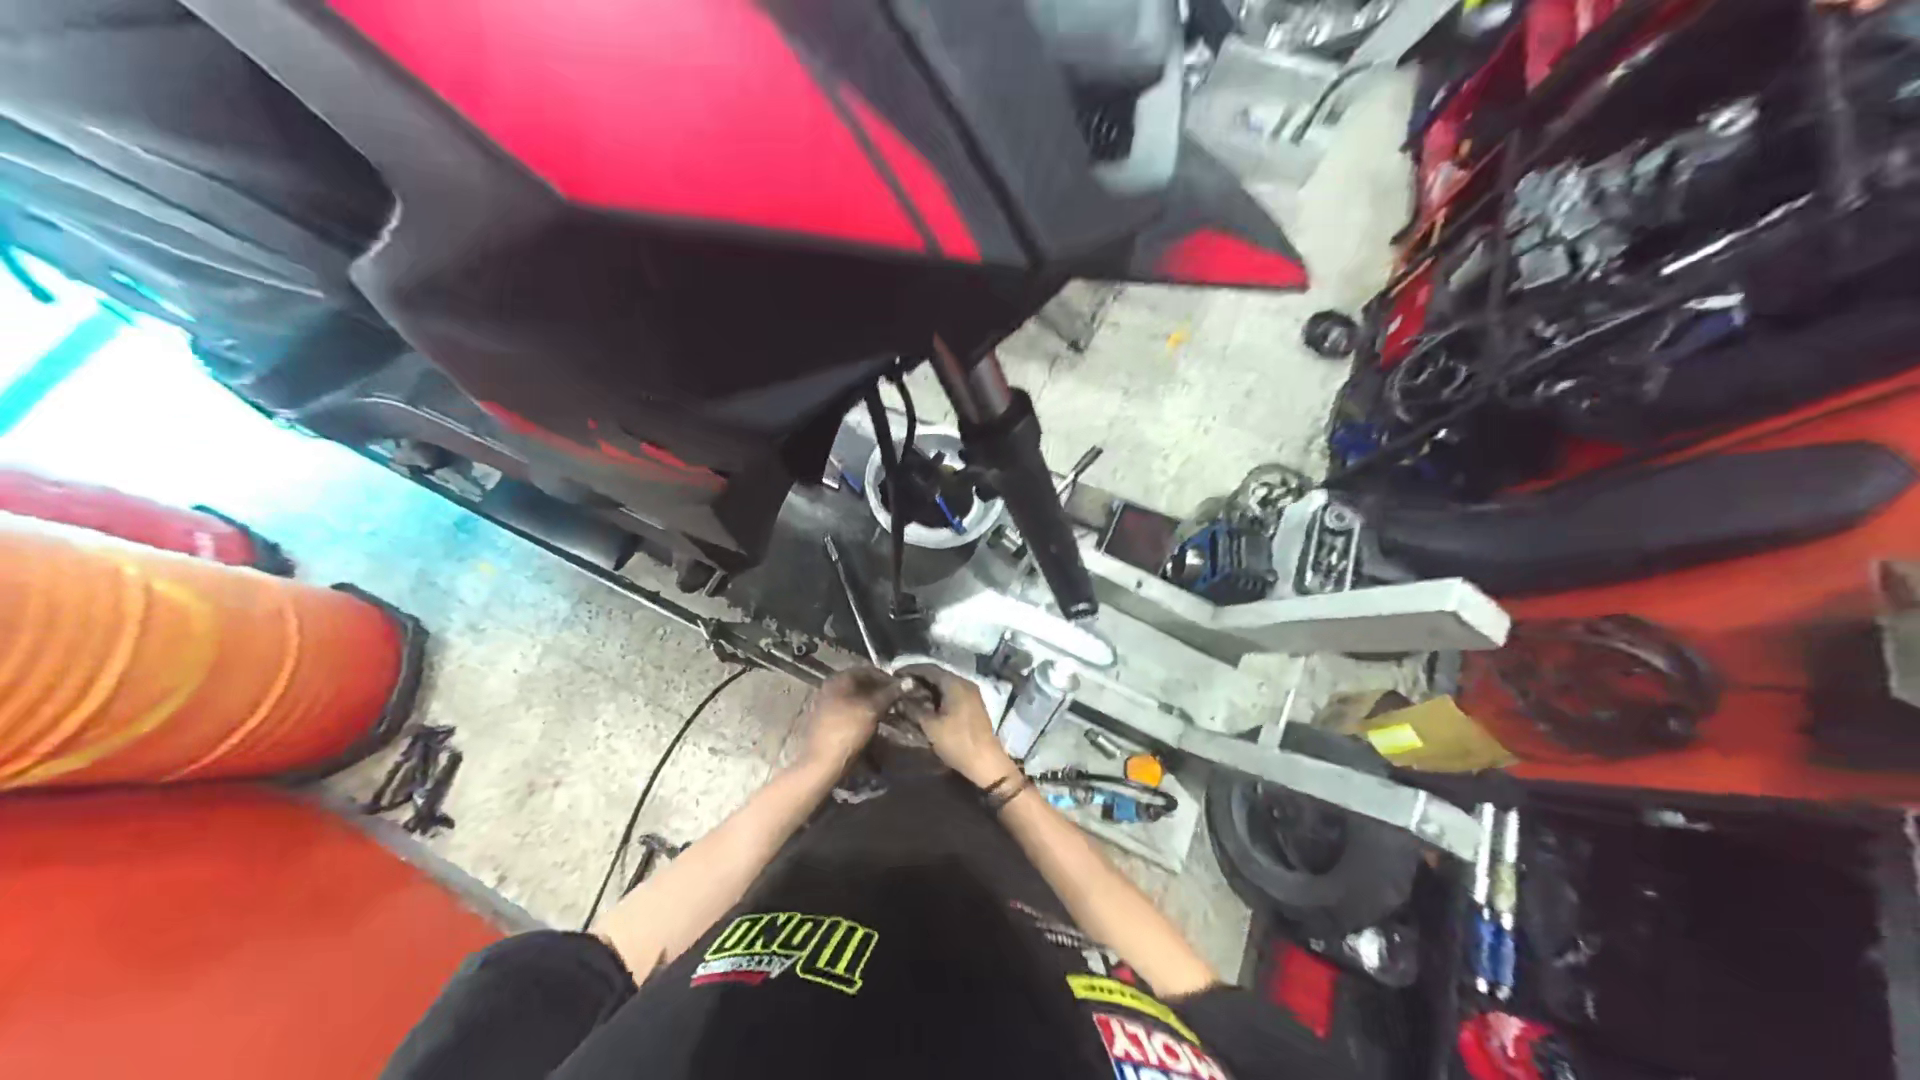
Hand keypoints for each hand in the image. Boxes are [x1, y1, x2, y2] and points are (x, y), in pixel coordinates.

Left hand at [797, 666, 907, 774]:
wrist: (821, 763)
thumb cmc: (847, 731)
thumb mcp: (872, 710)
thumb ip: (890, 693)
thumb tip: (909, 681)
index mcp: (838, 680)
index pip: (867, 670)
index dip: (886, 678)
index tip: (901, 688)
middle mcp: (830, 688)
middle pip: (861, 684)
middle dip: (880, 691)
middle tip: (897, 701)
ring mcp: (826, 705)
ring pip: (856, 699)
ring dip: (873, 704)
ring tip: (889, 714)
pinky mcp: (827, 721)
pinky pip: (849, 711)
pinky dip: (863, 714)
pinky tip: (873, 724)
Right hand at [894, 665, 1018, 787]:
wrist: (985, 762)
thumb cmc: (956, 741)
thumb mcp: (930, 726)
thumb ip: (914, 709)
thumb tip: (899, 700)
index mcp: (955, 684)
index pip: (929, 669)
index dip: (911, 670)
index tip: (894, 674)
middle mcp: (965, 683)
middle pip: (938, 675)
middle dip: (919, 679)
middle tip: (900, 685)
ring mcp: (971, 694)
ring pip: (945, 685)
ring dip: (928, 688)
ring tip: (910, 694)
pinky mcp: (973, 705)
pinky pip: (952, 693)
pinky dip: (938, 696)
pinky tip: (927, 704)